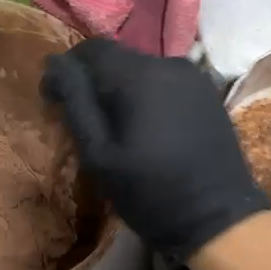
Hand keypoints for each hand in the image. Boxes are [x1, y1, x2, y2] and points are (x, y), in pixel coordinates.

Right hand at [41, 39, 270, 263]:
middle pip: (118, 59)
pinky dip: (146, 99)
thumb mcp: (101, 157)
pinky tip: (145, 131)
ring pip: (142, 71)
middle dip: (93, 83)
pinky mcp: (208, 95)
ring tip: (113, 129)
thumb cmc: (151, 195)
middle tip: (81, 121)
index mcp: (138, 76)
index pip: (90, 49)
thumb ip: (76, 105)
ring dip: (121, 92)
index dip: (65, 70)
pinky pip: (165, 85)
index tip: (52, 102)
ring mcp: (194, 77)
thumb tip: (54, 64)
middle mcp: (168, 63)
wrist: (218, 219)